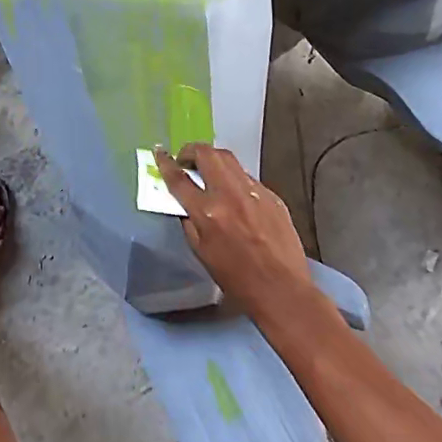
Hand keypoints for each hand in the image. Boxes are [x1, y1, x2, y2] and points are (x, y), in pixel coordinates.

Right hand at [153, 144, 312, 314]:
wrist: (282, 290)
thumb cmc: (236, 278)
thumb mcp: (200, 251)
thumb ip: (189, 221)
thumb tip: (184, 203)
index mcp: (207, 212)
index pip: (179, 178)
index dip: (165, 163)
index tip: (159, 153)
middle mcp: (230, 195)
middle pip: (206, 154)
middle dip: (191, 151)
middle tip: (186, 160)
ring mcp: (254, 193)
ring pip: (229, 160)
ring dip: (213, 160)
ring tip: (208, 171)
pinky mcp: (273, 197)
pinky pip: (248, 178)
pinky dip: (235, 179)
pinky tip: (235, 195)